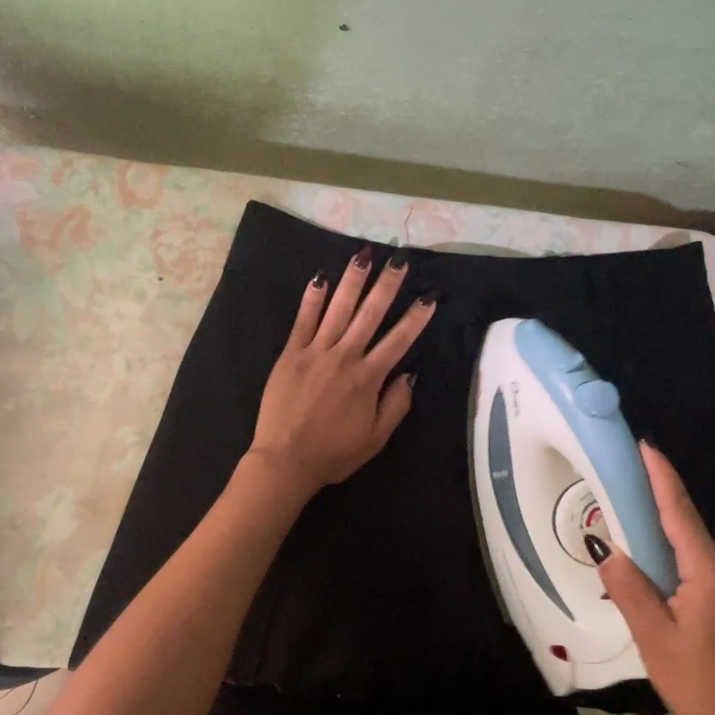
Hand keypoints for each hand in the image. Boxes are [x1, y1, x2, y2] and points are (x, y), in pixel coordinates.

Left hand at [248, 247, 436, 495]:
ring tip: (363, 255)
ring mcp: (315, 352)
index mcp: (368, 378)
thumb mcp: (375, 439)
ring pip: (338, 309)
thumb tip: (409, 374)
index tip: (429, 296)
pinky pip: (303, 320)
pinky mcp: (291, 354)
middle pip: (370, 314)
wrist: (285, 459)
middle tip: (399, 259)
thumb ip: (395, 405)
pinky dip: (312, 298)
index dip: (416, 318)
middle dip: (386, 285)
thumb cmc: (333, 454)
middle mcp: (345, 357)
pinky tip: (320, 277)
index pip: (398, 340)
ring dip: (352, 281)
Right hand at [594, 443, 714, 714]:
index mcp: (709, 572)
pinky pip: (694, 565)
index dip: (661, 476)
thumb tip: (604, 546)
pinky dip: (667, 557)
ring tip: (620, 520)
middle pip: (683, 524)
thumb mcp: (653, 636)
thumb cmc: (699, 683)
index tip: (644, 445)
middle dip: (651, 501)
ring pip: (687, 547)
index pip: (679, 512)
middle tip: (616, 479)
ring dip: (655, 533)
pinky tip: (645, 566)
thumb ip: (628, 588)